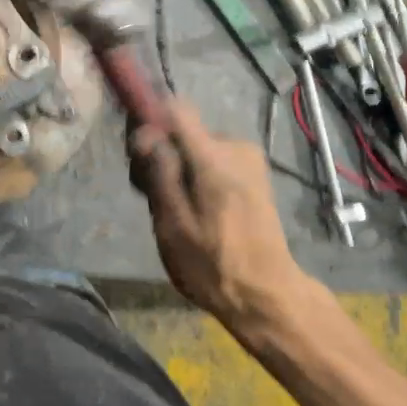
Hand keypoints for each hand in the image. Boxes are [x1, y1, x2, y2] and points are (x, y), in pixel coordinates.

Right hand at [131, 100, 306, 329]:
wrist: (268, 297)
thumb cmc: (213, 265)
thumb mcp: (173, 223)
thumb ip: (158, 170)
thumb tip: (144, 129)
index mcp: (214, 157)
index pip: (174, 108)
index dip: (149, 122)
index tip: (138, 155)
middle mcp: (235, 146)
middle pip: (181, 129)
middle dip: (159, 154)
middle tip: (150, 196)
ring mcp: (248, 159)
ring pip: (194, 146)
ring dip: (176, 168)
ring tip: (171, 209)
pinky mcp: (253, 173)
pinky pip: (210, 158)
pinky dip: (195, 176)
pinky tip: (193, 210)